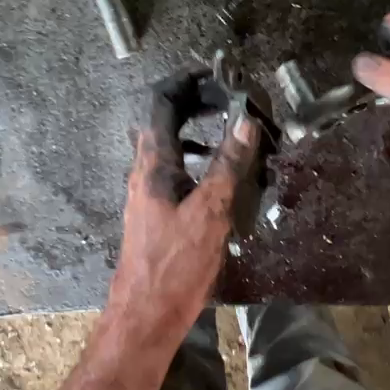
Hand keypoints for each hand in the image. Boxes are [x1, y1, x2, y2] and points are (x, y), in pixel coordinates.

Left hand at [105, 67, 260, 343]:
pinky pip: (173, 168)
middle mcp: (144, 169)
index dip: (184, 80)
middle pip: (162, 119)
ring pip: (167, 145)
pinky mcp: (155, 211)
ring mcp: (146, 191)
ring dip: (194, 129)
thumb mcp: (210, 211)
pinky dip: (195, 158)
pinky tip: (220, 177)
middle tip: (227, 97)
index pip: (160, 102)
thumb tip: (245, 120)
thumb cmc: (175, 262)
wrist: (145, 316)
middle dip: (192, 101)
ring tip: (229, 131)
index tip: (214, 74)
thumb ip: (228, 164)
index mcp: (153, 162)